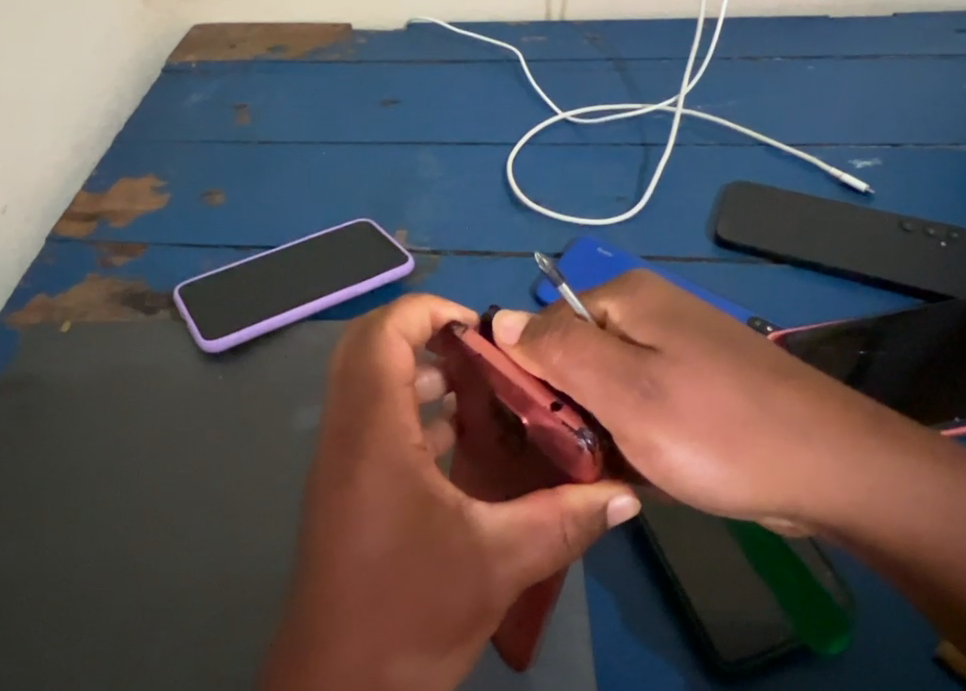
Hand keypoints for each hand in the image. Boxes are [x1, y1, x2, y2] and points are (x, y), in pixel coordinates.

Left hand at [260, 295, 640, 690]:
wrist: (341, 687)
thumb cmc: (412, 610)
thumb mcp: (499, 561)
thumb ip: (565, 519)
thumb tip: (627, 493)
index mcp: (374, 432)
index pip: (382, 334)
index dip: (425, 311)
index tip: (478, 325)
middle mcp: (347, 434)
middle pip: (365, 349)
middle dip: (420, 334)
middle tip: (480, 350)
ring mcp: (339, 462)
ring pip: (365, 385)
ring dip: (414, 372)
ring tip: (479, 387)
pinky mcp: (343, 490)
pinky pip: (369, 422)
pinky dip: (408, 411)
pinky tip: (458, 438)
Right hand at [492, 269, 910, 525]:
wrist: (834, 470)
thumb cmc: (716, 428)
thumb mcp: (623, 389)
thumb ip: (556, 349)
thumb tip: (498, 318)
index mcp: (626, 296)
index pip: (542, 323)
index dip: (528, 374)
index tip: (530, 428)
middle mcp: (651, 311)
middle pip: (574, 355)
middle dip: (568, 405)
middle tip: (577, 455)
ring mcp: (679, 349)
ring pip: (608, 386)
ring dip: (602, 428)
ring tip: (614, 469)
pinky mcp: (700, 386)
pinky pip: (644, 404)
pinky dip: (637, 437)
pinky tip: (647, 471)